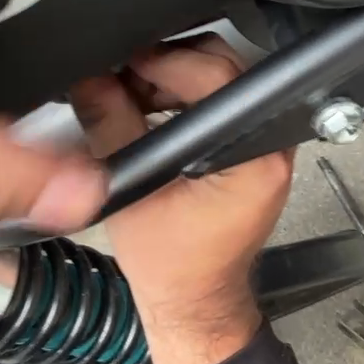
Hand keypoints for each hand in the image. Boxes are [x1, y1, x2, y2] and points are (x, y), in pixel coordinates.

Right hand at [70, 41, 293, 363]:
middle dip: (171, 64)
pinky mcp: (251, 152)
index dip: (167, 63)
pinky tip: (155, 108)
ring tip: (135, 92)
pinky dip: (188, 98)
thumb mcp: (132, 192)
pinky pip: (222, 106)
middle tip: (127, 74)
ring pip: (224, 83)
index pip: (217, 80)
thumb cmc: (173, 266)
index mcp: (255, 160)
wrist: (193, 300)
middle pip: (225, 71)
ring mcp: (265, 149)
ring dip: (177, 79)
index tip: (130, 63)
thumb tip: (92, 80)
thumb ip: (112, 128)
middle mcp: (271, 148)